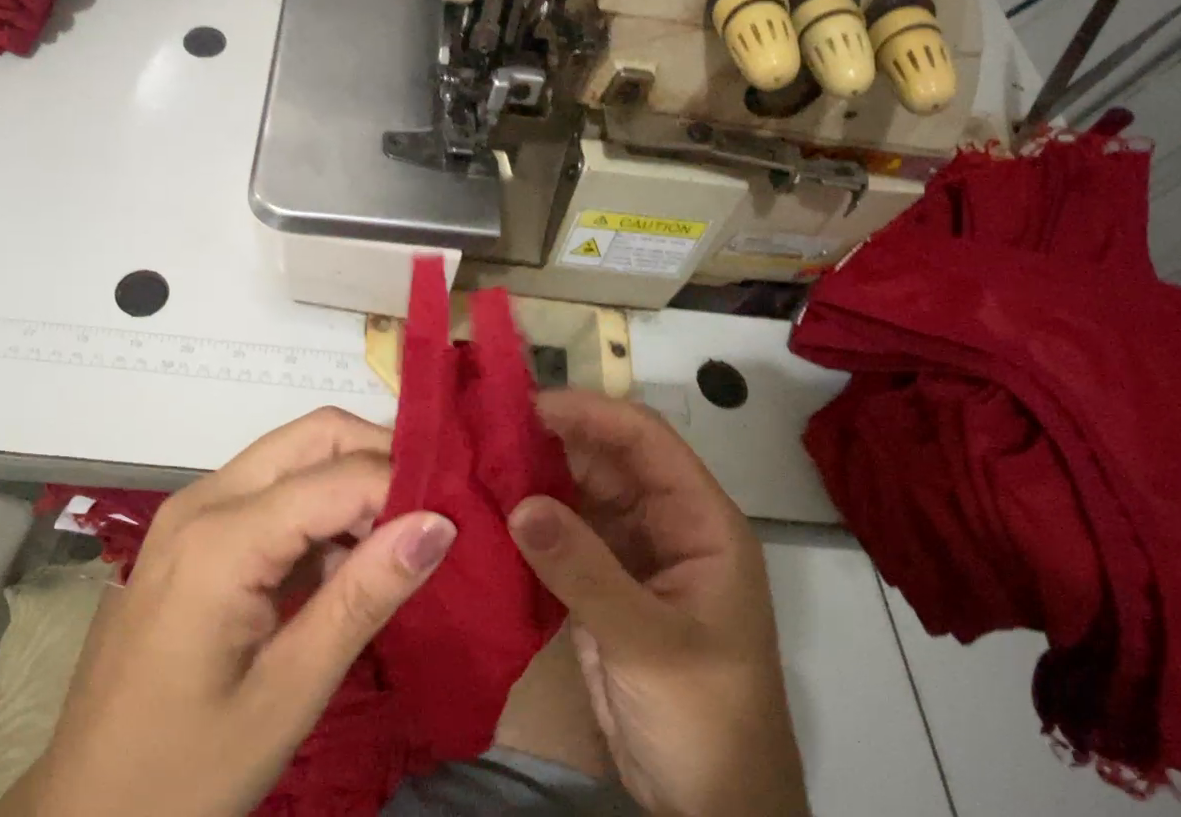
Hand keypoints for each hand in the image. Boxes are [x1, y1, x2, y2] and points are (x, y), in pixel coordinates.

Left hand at [0, 408, 456, 816]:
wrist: (86, 805)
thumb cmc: (188, 766)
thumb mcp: (290, 690)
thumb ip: (363, 597)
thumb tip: (438, 523)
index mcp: (221, 538)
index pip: (340, 475)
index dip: (407, 487)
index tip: (460, 519)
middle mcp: (201, 501)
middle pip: (311, 436)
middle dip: (380, 458)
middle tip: (435, 511)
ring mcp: (188, 514)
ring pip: (290, 457)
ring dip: (350, 480)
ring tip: (402, 538)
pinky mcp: (188, 535)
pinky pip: (266, 491)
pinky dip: (316, 506)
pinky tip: (345, 559)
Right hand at [508, 390, 807, 816]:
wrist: (710, 803)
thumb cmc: (707, 715)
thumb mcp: (651, 642)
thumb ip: (585, 572)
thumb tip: (518, 502)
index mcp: (701, 523)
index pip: (646, 441)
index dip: (590, 414)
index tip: (524, 404)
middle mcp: (664, 527)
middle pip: (604, 462)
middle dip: (549, 441)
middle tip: (479, 430)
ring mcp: (627, 557)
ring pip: (576, 496)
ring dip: (531, 479)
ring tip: (470, 462)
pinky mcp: (597, 588)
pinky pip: (559, 538)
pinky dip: (525, 524)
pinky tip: (482, 512)